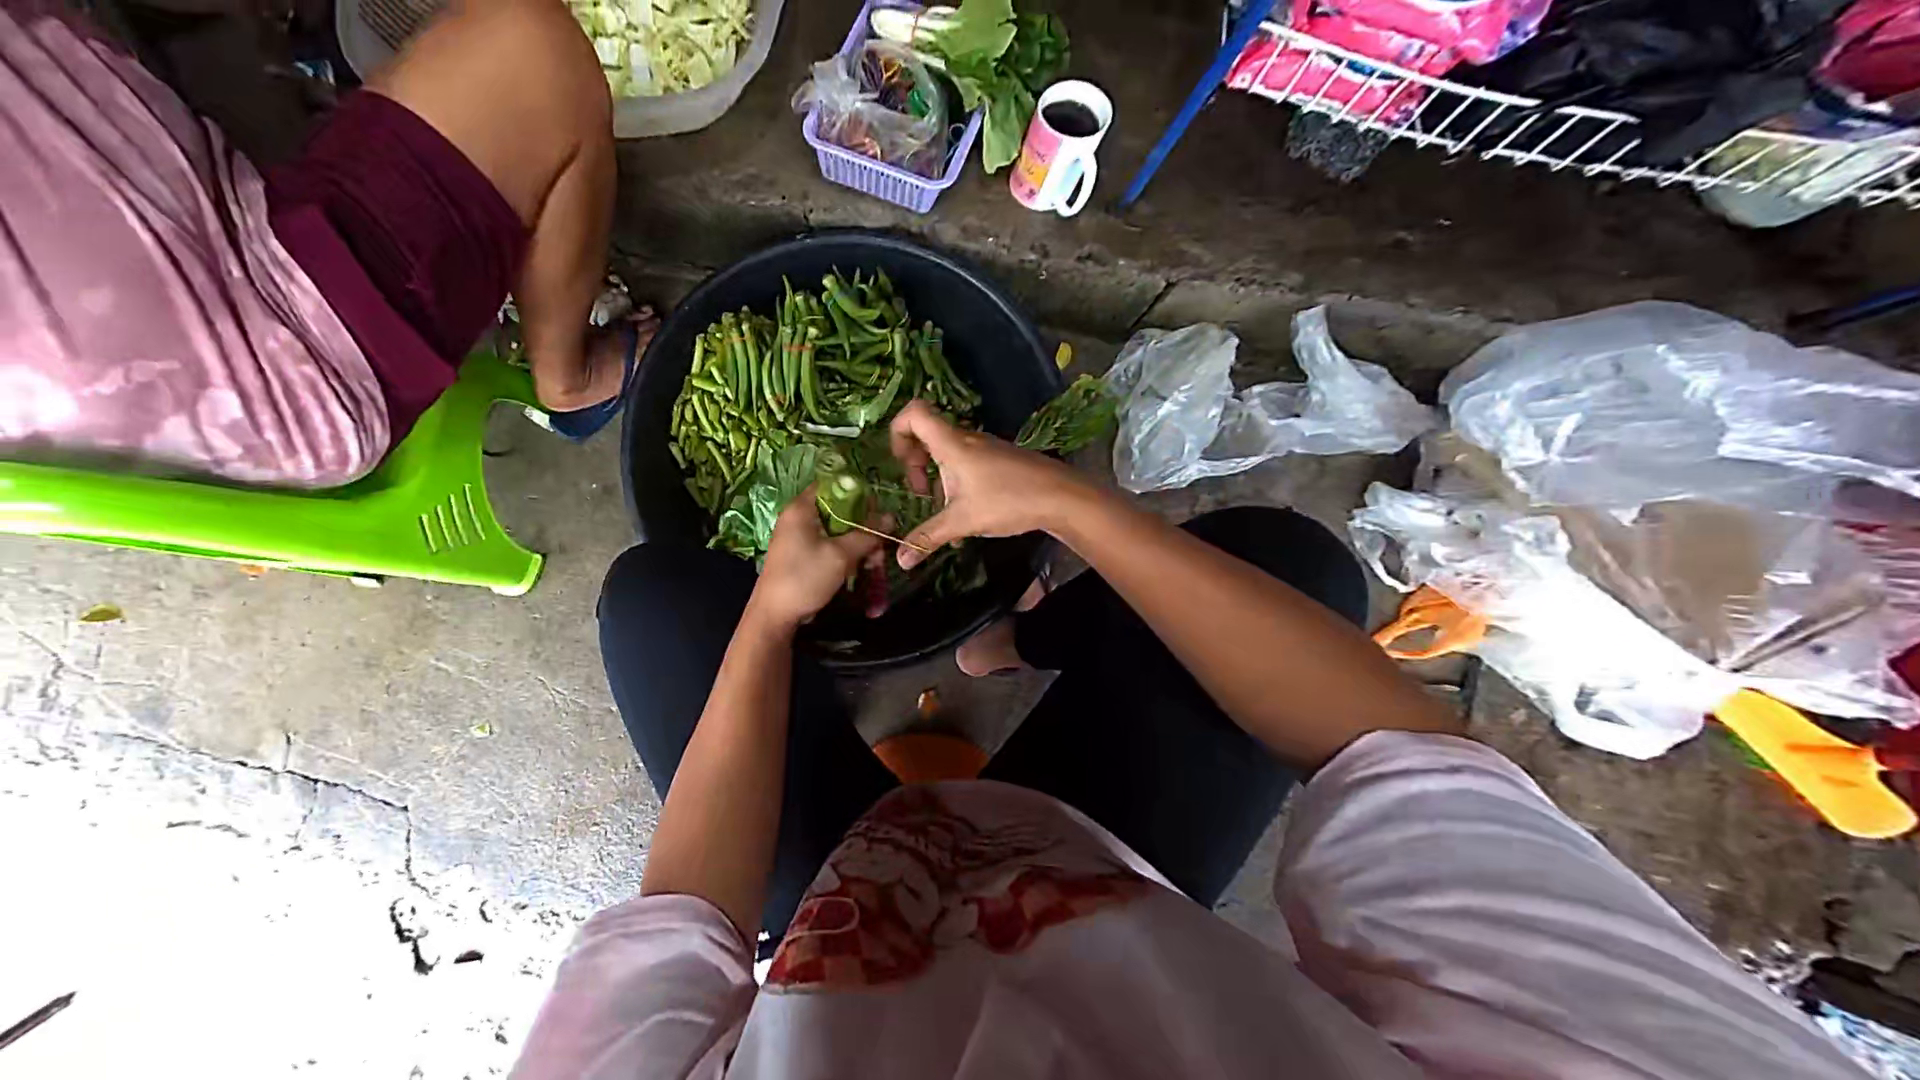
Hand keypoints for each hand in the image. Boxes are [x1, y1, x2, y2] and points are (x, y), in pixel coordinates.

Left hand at [747, 486, 882, 630]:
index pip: (833, 484)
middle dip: (862, 526)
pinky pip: (830, 544)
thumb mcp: (841, 555)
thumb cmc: (805, 578)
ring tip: (872, 562)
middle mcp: (798, 516)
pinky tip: (859, 568)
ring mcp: (799, 535)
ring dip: (857, 543)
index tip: (877, 509)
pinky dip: (845, 552)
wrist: (776, 615)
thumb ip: (867, 534)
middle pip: (839, 509)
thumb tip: (890, 517)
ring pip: (837, 529)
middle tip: (878, 544)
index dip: (858, 492)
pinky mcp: (802, 553)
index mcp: (801, 507)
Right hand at [888, 399, 1094, 568]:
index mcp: (952, 444)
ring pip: (948, 452)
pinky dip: (956, 481)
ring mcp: (985, 448)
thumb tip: (900, 561)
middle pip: (927, 433)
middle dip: (915, 462)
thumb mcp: (962, 522)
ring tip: (943, 508)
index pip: (913, 413)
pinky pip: (966, 462)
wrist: (1062, 497)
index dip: (897, 433)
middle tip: (921, 492)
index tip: (901, 465)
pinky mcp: (999, 459)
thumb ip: (928, 539)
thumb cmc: (1008, 501)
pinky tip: (967, 513)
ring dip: (937, 476)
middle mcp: (966, 439)